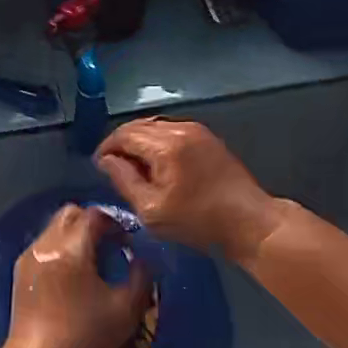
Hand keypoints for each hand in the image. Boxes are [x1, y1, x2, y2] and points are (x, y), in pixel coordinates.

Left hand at [0, 205, 151, 347]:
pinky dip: (60, 247)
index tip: (127, 239)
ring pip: (55, 227)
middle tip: (110, 244)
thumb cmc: (84, 338)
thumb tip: (142, 259)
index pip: (94, 215)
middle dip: (92, 222)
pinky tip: (72, 273)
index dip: (114, 222)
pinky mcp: (21, 270)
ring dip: (75, 234)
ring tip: (92, 260)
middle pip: (70, 213)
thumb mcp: (126, 310)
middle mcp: (46, 245)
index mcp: (72, 250)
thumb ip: (141, 277)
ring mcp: (30, 256)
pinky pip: (44, 244)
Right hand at [95, 118, 283, 254]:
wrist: (249, 221)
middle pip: (138, 126)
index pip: (124, 134)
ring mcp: (197, 130)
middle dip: (121, 143)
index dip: (106, 148)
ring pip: (155, 126)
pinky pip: (172, 131)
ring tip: (133, 167)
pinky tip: (157, 164)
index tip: (98, 166)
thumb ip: (124, 180)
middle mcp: (181, 128)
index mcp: (166, 145)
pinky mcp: (207, 137)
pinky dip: (157, 143)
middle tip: (112, 167)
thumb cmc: (198, 221)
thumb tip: (106, 161)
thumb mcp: (152, 209)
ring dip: (139, 142)